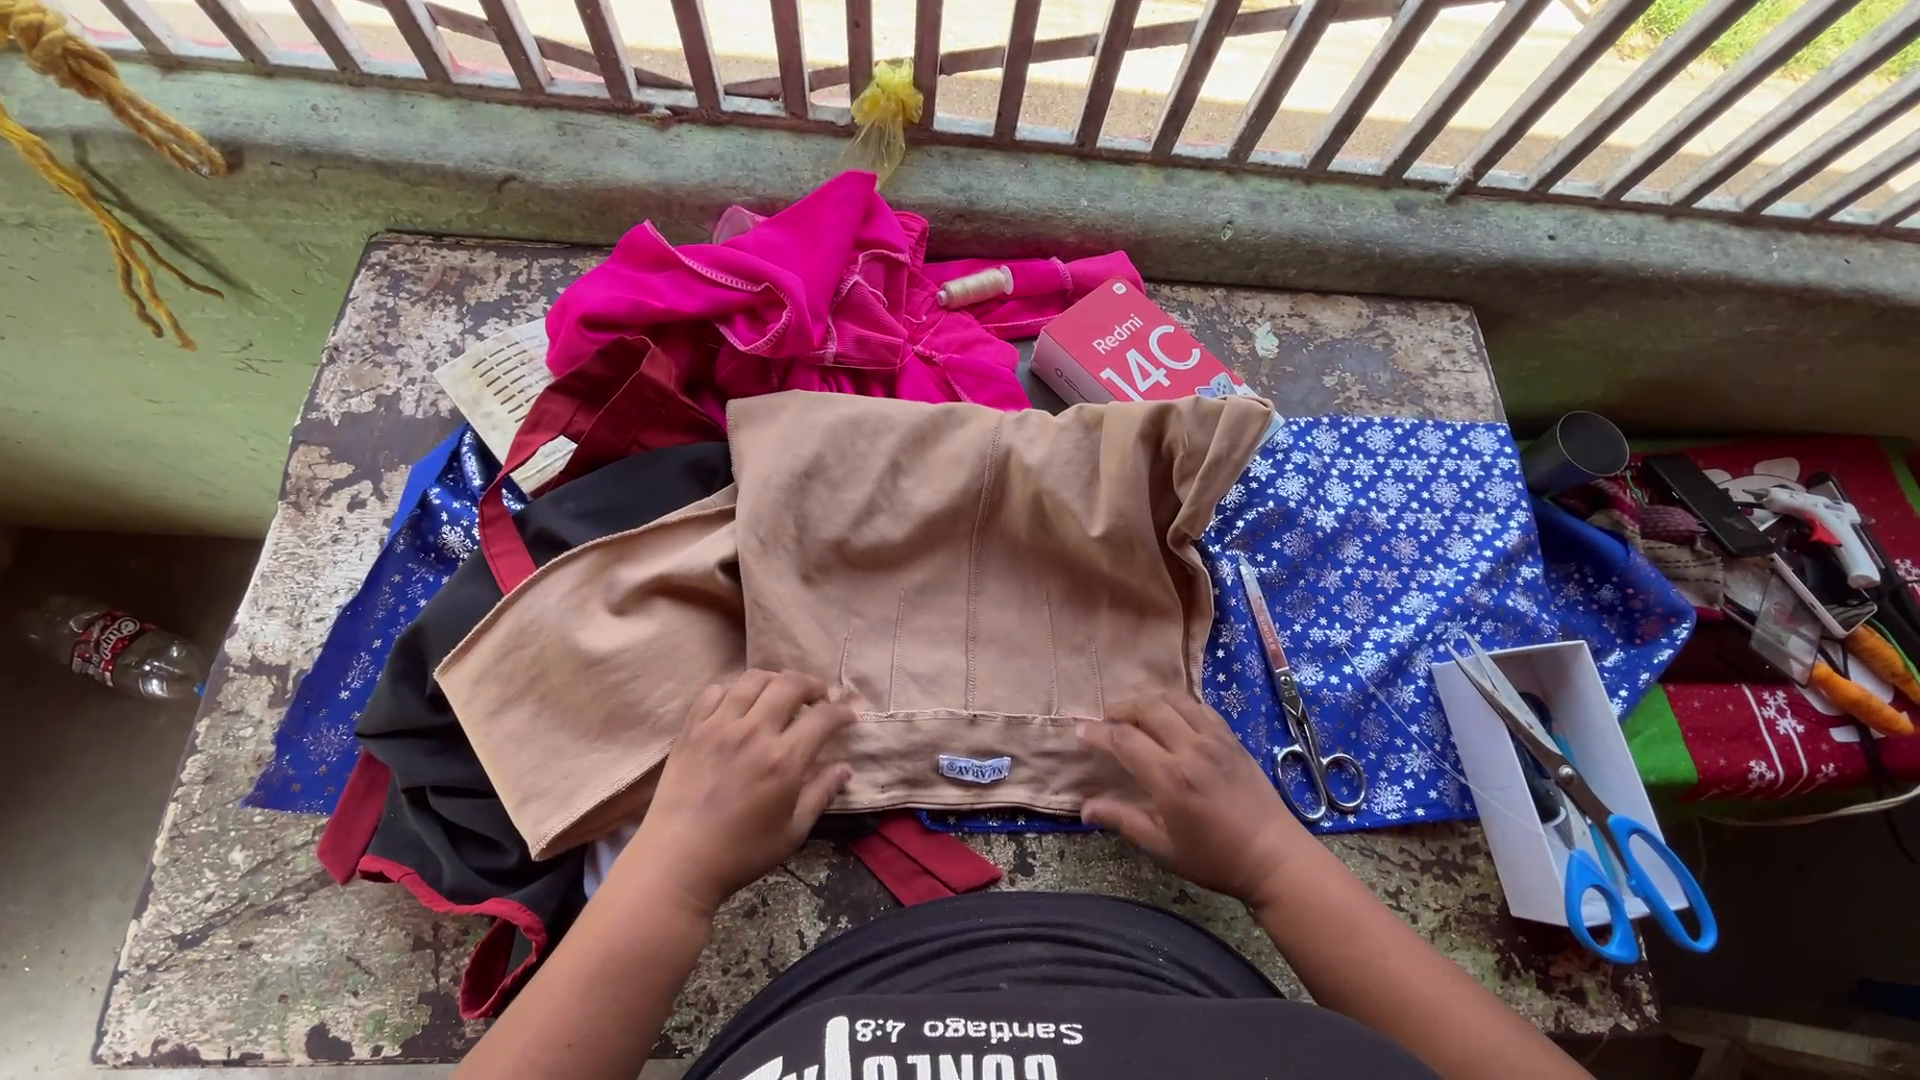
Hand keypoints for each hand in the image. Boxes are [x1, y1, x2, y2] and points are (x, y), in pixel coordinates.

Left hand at [624, 669, 854, 916]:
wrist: (676, 862)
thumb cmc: (740, 853)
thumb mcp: (792, 832)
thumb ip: (821, 794)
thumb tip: (845, 768)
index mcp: (784, 759)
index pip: (823, 716)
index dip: (842, 711)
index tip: (849, 716)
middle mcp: (754, 732)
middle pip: (790, 684)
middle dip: (813, 685)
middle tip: (818, 697)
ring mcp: (719, 727)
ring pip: (753, 680)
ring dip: (775, 681)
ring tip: (780, 694)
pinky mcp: (691, 730)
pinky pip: (714, 692)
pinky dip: (732, 691)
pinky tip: (738, 707)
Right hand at [1078, 693, 1315, 911]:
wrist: (1275, 857)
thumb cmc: (1216, 858)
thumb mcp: (1164, 847)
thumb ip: (1123, 820)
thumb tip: (1085, 808)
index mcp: (1171, 777)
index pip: (1124, 739)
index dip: (1098, 732)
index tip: (1081, 731)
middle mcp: (1192, 748)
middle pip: (1147, 708)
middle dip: (1120, 709)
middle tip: (1106, 721)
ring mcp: (1216, 739)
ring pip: (1175, 699)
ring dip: (1149, 702)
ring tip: (1135, 716)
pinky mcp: (1232, 739)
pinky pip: (1200, 707)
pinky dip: (1179, 705)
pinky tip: (1172, 719)